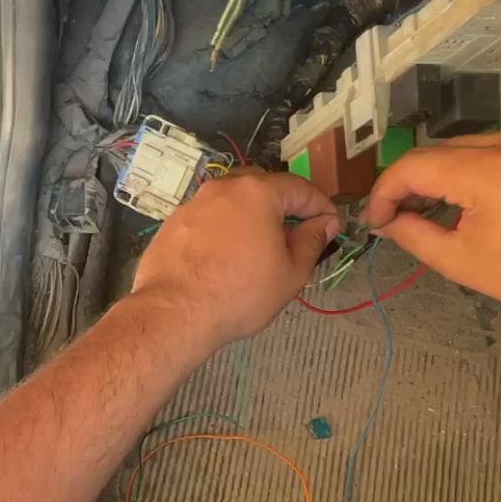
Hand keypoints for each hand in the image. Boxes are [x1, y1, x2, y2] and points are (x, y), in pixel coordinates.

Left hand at [131, 168, 338, 346]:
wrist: (173, 312)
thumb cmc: (240, 293)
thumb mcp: (290, 274)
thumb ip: (311, 242)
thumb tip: (324, 223)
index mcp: (258, 192)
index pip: (300, 189)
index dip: (320, 207)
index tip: (330, 225)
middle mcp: (223, 188)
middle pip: (262, 188)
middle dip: (281, 207)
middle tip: (291, 235)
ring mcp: (192, 205)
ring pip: (230, 204)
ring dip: (248, 219)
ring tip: (255, 249)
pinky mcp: (170, 226)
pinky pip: (205, 222)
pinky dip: (220, 233)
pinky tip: (220, 259)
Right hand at [365, 125, 500, 326]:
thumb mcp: (459, 260)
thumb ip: (412, 234)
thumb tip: (383, 222)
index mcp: (485, 167)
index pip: (412, 165)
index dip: (383, 192)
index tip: (373, 222)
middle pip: (434, 151)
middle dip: (406, 184)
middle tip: (393, 221)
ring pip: (459, 148)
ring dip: (433, 177)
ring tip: (423, 214)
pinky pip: (487, 151)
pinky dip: (462, 173)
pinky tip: (458, 203)